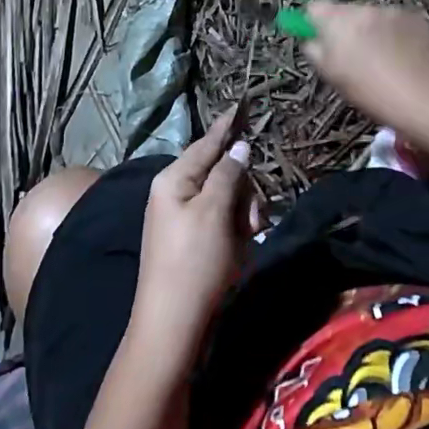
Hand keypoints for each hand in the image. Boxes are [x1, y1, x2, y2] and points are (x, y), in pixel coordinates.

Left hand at [132, 107, 253, 344]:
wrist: (173, 322)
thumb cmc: (195, 262)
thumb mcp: (215, 213)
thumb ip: (227, 175)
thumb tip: (239, 147)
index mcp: (174, 179)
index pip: (207, 144)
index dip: (227, 128)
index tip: (241, 106)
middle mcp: (175, 193)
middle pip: (221, 174)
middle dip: (244, 193)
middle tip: (254, 220)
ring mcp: (182, 218)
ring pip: (225, 201)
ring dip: (243, 217)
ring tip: (246, 241)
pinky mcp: (191, 241)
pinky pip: (220, 224)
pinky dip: (234, 234)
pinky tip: (238, 252)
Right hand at [301, 0, 428, 131]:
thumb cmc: (373, 93)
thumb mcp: (333, 77)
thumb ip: (316, 52)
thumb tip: (313, 40)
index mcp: (338, 21)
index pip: (314, 7)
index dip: (313, 23)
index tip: (320, 43)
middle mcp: (365, 8)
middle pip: (343, 11)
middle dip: (343, 29)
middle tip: (350, 58)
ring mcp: (393, 11)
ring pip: (370, 17)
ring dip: (369, 31)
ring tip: (379, 61)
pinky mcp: (417, 18)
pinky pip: (393, 22)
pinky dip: (392, 35)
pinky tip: (401, 59)